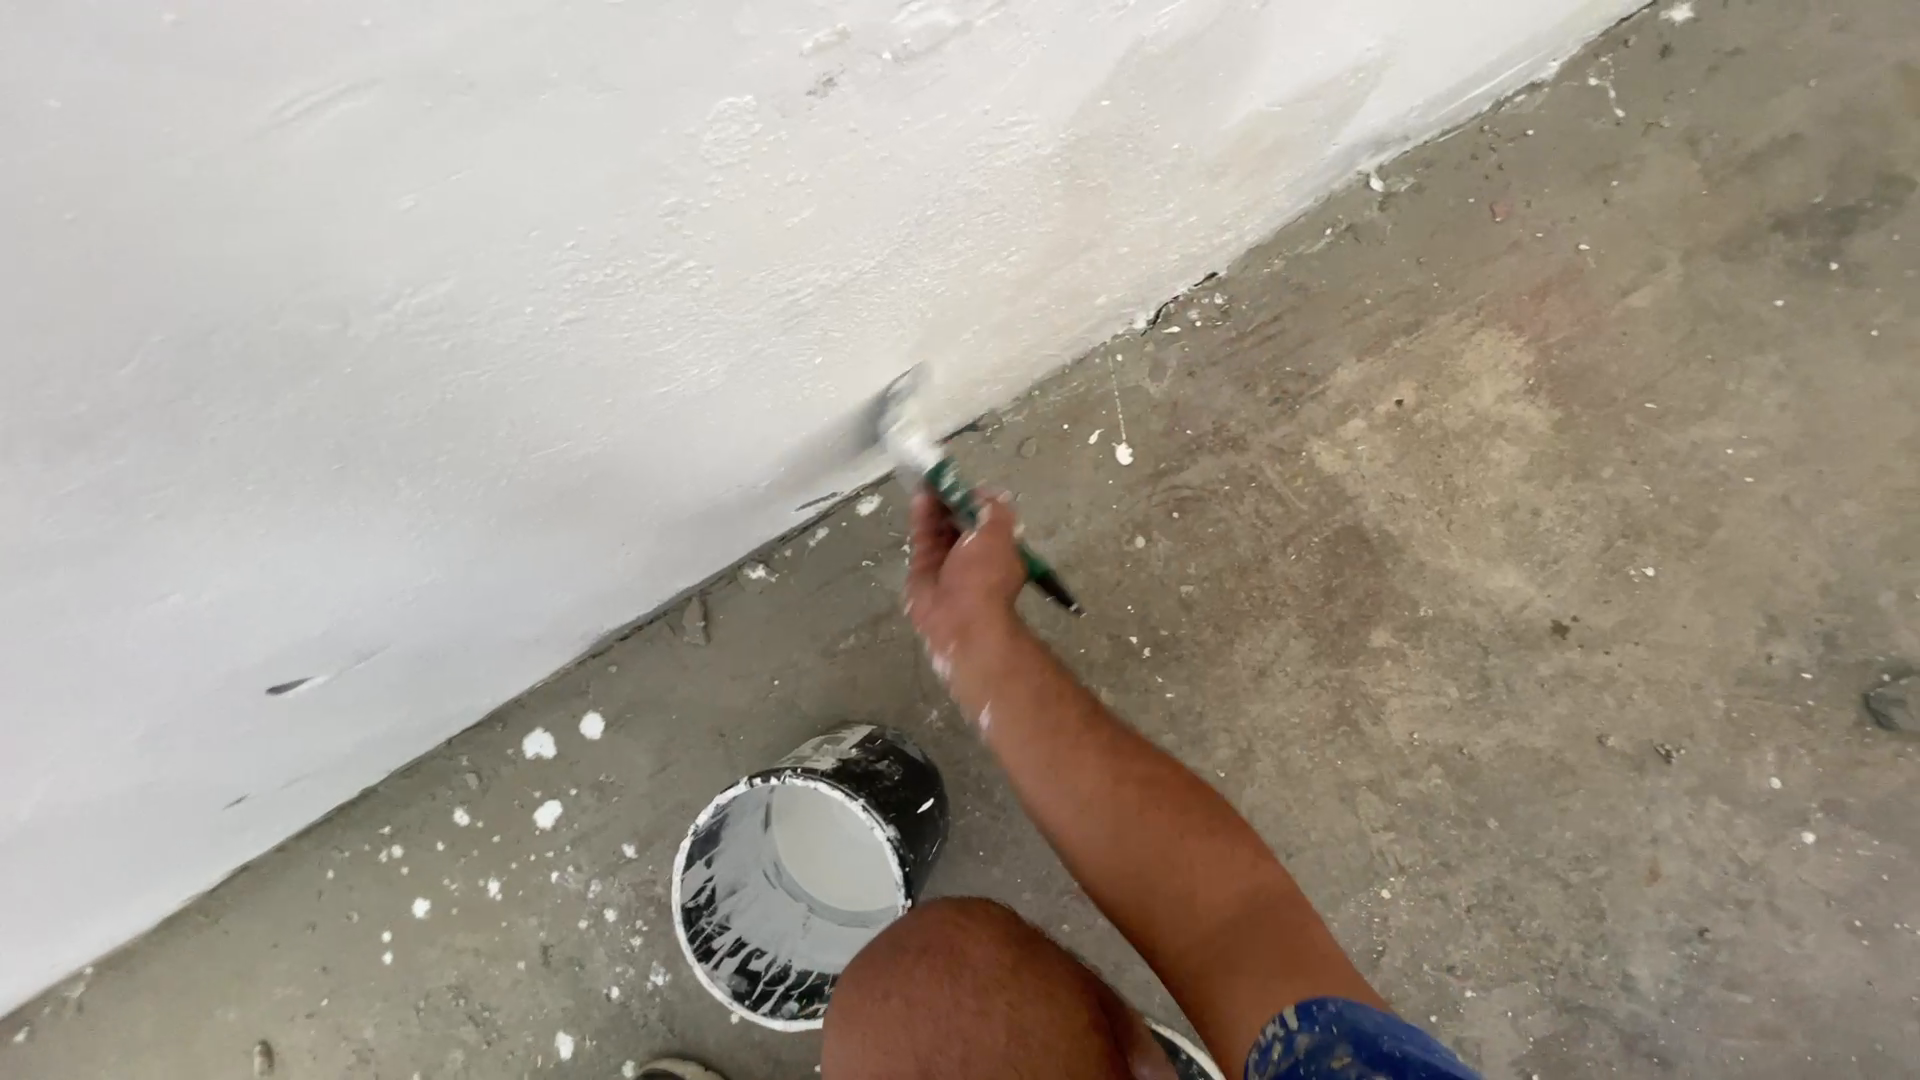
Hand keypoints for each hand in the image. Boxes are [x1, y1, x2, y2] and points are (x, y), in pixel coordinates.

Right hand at [904, 489, 1027, 668]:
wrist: (959, 619)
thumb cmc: (985, 575)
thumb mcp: (1000, 535)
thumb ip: (995, 511)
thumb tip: (987, 493)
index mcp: (998, 550)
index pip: (986, 518)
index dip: (974, 499)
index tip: (962, 482)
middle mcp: (973, 555)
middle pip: (959, 520)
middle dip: (950, 499)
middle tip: (939, 476)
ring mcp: (947, 562)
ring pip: (939, 527)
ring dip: (934, 504)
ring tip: (926, 480)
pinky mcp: (923, 567)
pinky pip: (922, 537)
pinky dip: (921, 517)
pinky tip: (919, 496)